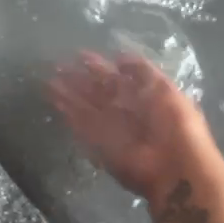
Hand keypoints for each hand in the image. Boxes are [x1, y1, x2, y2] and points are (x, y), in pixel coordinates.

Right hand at [48, 52, 213, 199]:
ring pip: (85, 106)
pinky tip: (53, 100)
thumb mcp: (164, 88)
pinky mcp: (100, 145)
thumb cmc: (174, 123)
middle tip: (56, 66)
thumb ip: (141, 69)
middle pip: (96, 92)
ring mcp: (111, 129)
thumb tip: (117, 57)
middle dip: (77, 79)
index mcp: (141, 97)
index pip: (114, 78)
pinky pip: (80, 125)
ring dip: (68, 93)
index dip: (97, 66)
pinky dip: (67, 113)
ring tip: (48, 80)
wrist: (175, 168)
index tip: (78, 54)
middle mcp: (125, 111)